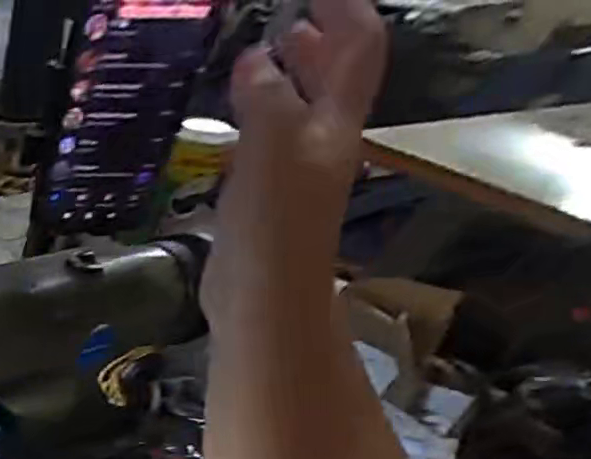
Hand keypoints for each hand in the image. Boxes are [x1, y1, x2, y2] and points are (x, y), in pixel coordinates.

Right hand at [203, 0, 385, 332]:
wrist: (261, 297)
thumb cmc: (274, 219)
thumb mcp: (272, 141)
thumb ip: (267, 94)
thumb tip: (257, 58)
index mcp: (335, 124)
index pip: (358, 48)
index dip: (345, 10)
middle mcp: (322, 147)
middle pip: (332, 84)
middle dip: (317, 46)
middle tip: (292, 22)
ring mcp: (293, 181)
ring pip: (296, 119)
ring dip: (284, 87)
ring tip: (258, 67)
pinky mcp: (263, 211)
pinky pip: (265, 154)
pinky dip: (254, 130)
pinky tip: (232, 132)